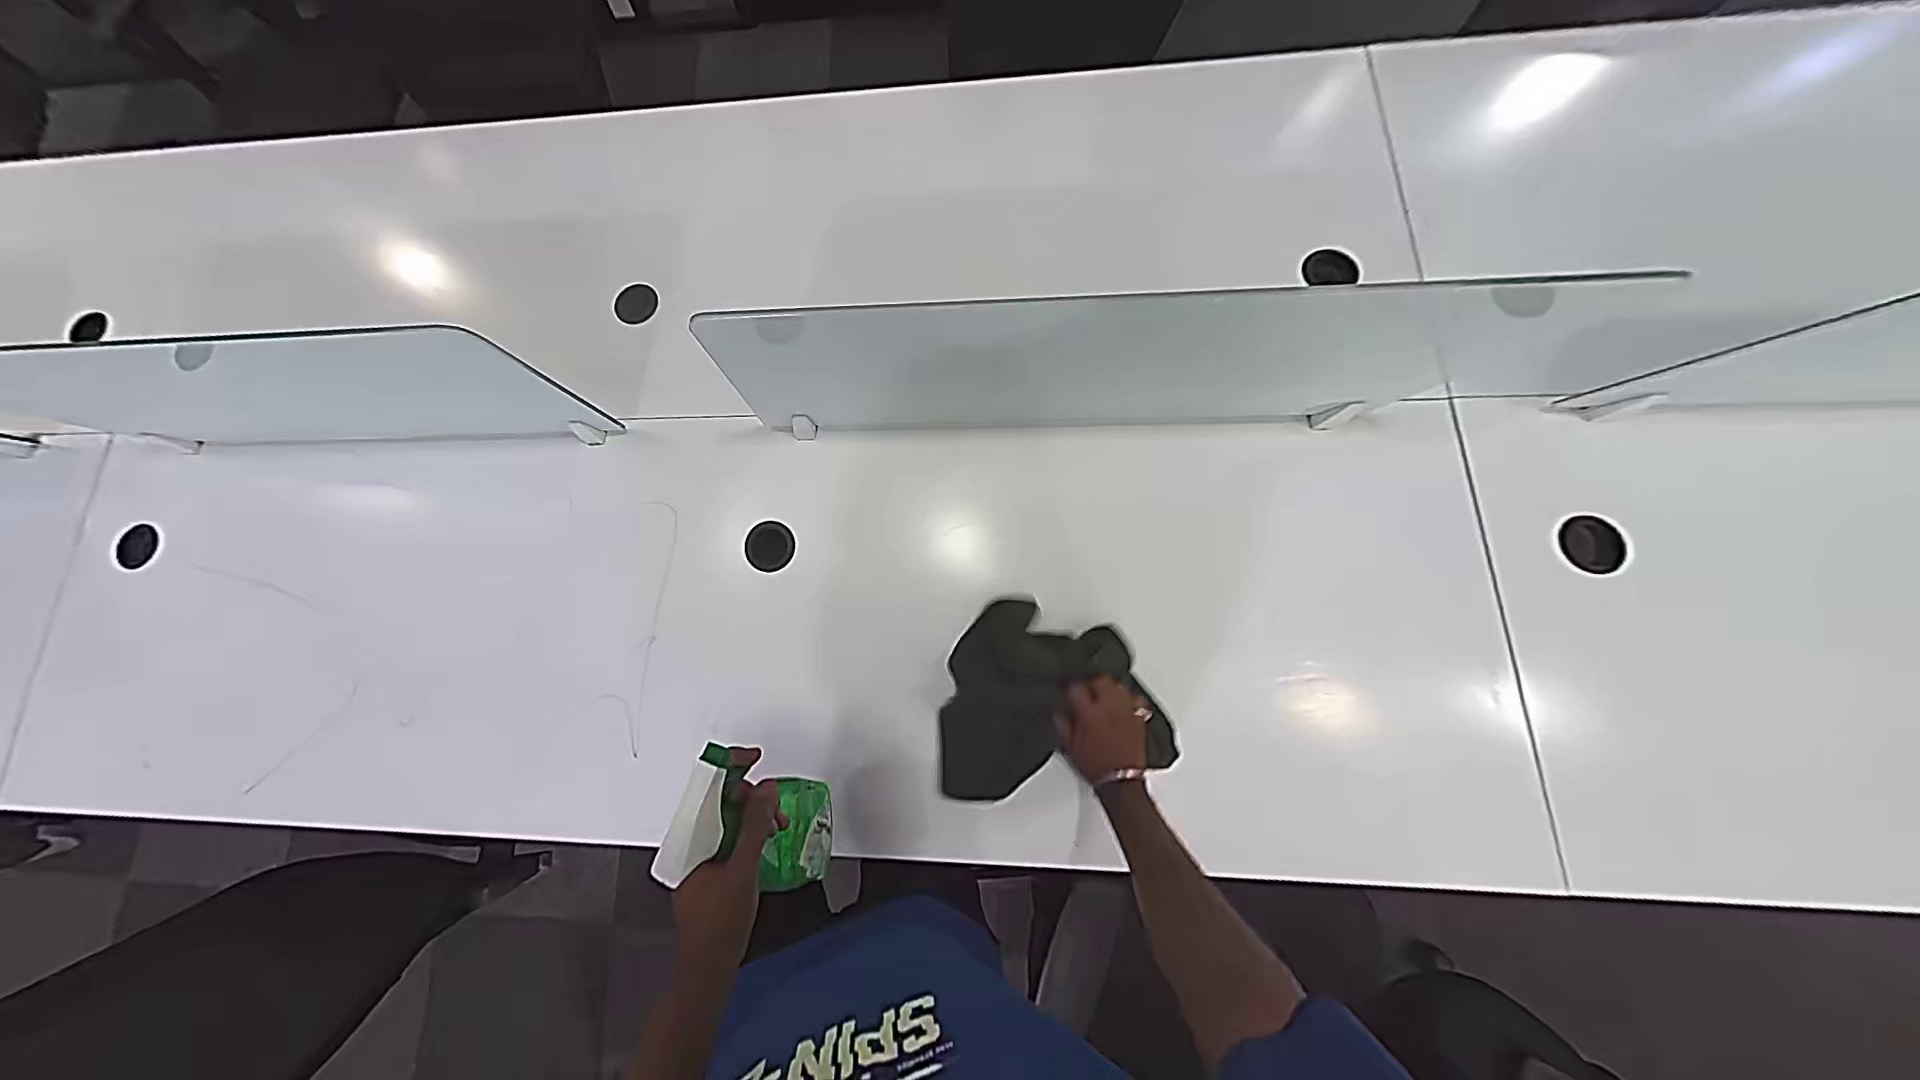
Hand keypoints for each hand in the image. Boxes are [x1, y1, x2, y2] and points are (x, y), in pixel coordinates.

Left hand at [670, 747, 786, 968]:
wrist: (706, 971)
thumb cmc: (719, 926)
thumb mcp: (742, 870)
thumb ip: (755, 827)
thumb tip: (766, 788)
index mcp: (690, 839)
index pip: (707, 788)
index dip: (730, 766)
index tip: (754, 757)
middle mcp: (692, 842)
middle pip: (721, 801)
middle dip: (753, 797)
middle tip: (777, 810)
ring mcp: (701, 855)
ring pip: (729, 818)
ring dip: (756, 815)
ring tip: (777, 829)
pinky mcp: (711, 867)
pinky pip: (731, 835)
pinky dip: (752, 831)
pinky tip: (767, 840)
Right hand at [1054, 675, 1150, 783]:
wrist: (1120, 781)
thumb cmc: (1097, 766)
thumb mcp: (1069, 746)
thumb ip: (1062, 723)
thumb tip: (1059, 711)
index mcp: (1088, 713)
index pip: (1076, 688)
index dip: (1069, 689)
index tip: (1068, 694)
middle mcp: (1109, 708)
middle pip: (1101, 679)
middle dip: (1091, 683)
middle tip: (1086, 692)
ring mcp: (1126, 711)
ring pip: (1119, 685)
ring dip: (1110, 688)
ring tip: (1104, 696)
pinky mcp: (1139, 717)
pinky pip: (1136, 698)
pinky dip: (1129, 698)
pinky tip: (1122, 704)